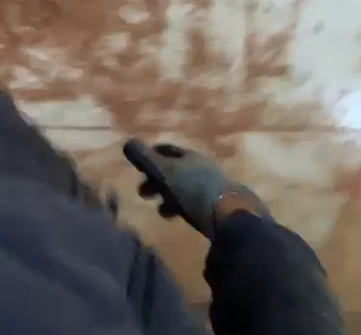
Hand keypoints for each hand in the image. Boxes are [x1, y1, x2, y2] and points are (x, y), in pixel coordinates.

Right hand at [122, 138, 268, 238]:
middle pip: (176, 170)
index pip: (166, 150)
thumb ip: (145, 159)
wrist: (234, 217)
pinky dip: (184, 207)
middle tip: (143, 194)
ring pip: (186, 187)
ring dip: (170, 196)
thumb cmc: (194, 191)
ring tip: (161, 212)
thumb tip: (126, 142)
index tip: (139, 167)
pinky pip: (196, 202)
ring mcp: (215, 186)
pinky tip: (182, 218)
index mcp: (189, 156)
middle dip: (157, 181)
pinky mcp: (223, 206)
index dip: (151, 156)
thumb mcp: (165, 173)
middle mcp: (203, 167)